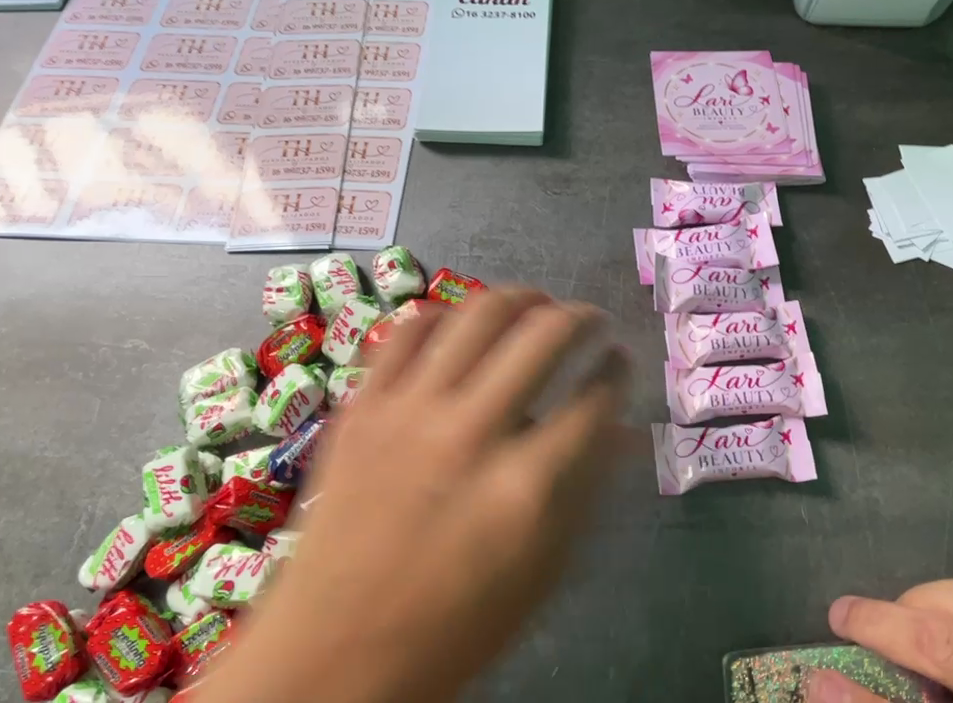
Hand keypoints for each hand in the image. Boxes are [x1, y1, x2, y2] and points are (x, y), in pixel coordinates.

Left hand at [199, 289, 628, 702]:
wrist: (331, 656)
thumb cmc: (450, 627)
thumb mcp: (539, 577)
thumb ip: (584, 493)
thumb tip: (621, 429)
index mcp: (525, 485)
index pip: (594, 397)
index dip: (618, 369)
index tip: (620, 359)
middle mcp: (471, 431)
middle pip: (543, 336)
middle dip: (581, 316)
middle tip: (590, 320)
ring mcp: (409, 411)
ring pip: (477, 315)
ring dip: (520, 298)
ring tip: (536, 303)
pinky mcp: (362, 406)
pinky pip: (405, 331)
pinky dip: (441, 315)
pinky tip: (459, 324)